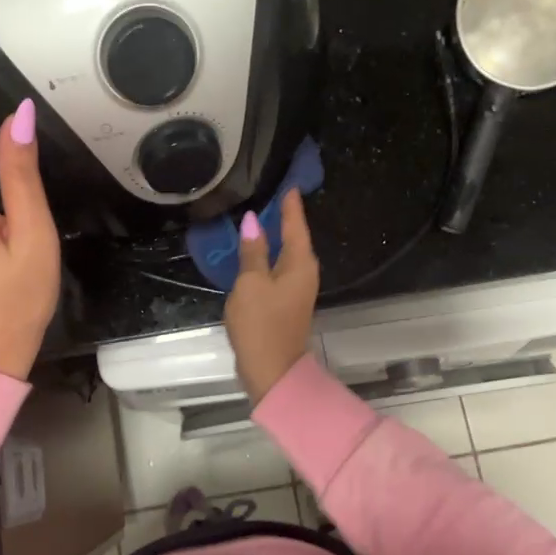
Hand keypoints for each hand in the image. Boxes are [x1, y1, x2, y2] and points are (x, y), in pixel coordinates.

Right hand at [224, 189, 320, 404]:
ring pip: (286, 254)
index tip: (289, 184)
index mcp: (300, 264)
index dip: (290, 205)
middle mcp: (304, 273)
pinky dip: (269, 256)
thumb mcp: (251, 283)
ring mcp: (296, 290)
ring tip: (260, 217)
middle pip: (295, 238)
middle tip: (271, 194)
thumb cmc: (261, 324)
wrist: (271, 370)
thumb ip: (253, 252)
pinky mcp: (285, 303)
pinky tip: (255, 251)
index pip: (296, 225)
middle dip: (284, 218)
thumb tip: (253, 221)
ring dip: (275, 237)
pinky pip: (279, 269)